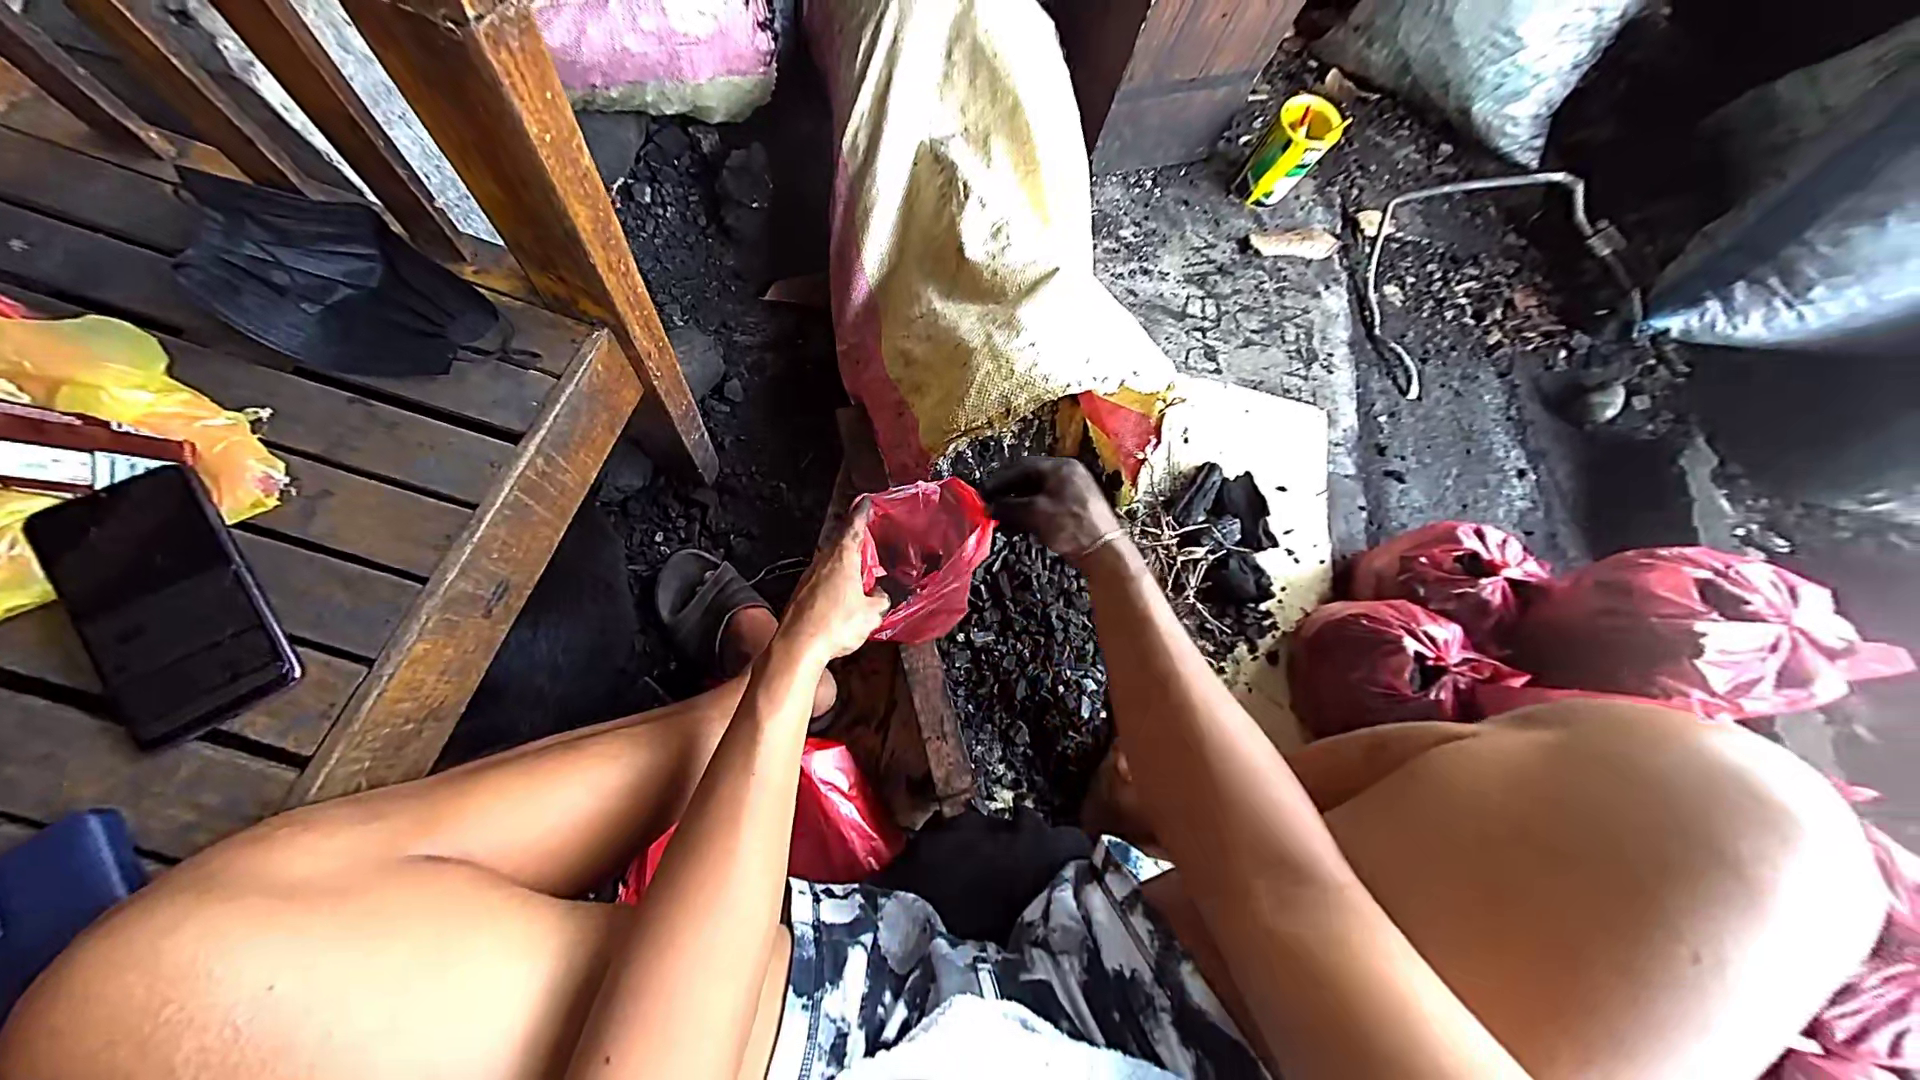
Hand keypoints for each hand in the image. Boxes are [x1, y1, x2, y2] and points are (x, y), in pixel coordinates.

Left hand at [779, 504, 890, 660]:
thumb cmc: (834, 625)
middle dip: (855, 540)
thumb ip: (881, 600)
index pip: (854, 526)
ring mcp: (809, 578)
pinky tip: (843, 595)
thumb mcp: (872, 613)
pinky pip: (822, 580)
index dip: (862, 513)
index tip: (866, 503)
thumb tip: (881, 596)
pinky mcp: (801, 595)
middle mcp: (823, 563)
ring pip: (831, 562)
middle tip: (868, 538)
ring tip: (860, 571)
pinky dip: (835, 581)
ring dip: (845, 563)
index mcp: (842, 558)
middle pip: (840, 542)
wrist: (798, 647)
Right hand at [981, 457, 1123, 564]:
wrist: (1104, 551)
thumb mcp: (1035, 513)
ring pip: (1036, 491)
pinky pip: (1046, 503)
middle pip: (1029, 478)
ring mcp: (1073, 490)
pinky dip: (1030, 511)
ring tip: (1001, 516)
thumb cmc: (1072, 526)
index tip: (983, 493)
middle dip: (1007, 492)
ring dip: (1017, 503)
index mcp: (1060, 467)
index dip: (999, 480)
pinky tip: (1019, 523)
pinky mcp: (1075, 507)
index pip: (1021, 466)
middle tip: (990, 504)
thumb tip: (989, 507)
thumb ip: (1008, 507)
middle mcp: (1068, 473)